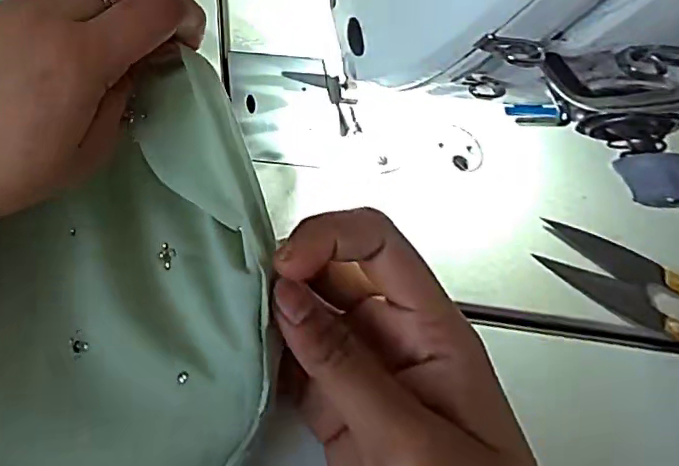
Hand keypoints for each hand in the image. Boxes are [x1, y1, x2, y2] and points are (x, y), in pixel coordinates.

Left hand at [0, 0, 205, 315]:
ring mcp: (20, 5)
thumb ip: (128, 91)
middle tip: (151, 36)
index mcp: (82, 57)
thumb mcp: (92, 149)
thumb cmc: (18, 171)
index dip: (185, 14)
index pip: (156, 5)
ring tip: (106, 26)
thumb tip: (146, 56)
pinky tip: (63, 27)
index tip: (185, 40)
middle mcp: (53, 17)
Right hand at [273, 209, 535, 465]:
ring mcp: (362, 369)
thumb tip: (289, 294)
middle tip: (256, 287)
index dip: (327, 236)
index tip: (287, 263)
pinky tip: (251, 352)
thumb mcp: (415, 441)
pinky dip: (265, 349)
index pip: (376, 242)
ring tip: (247, 316)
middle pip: (332, 267)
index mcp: (432, 328)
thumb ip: (346, 366)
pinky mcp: (335, 403)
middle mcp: (393, 336)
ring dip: (271, 307)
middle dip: (290, 268)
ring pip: (304, 308)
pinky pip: (290, 355)